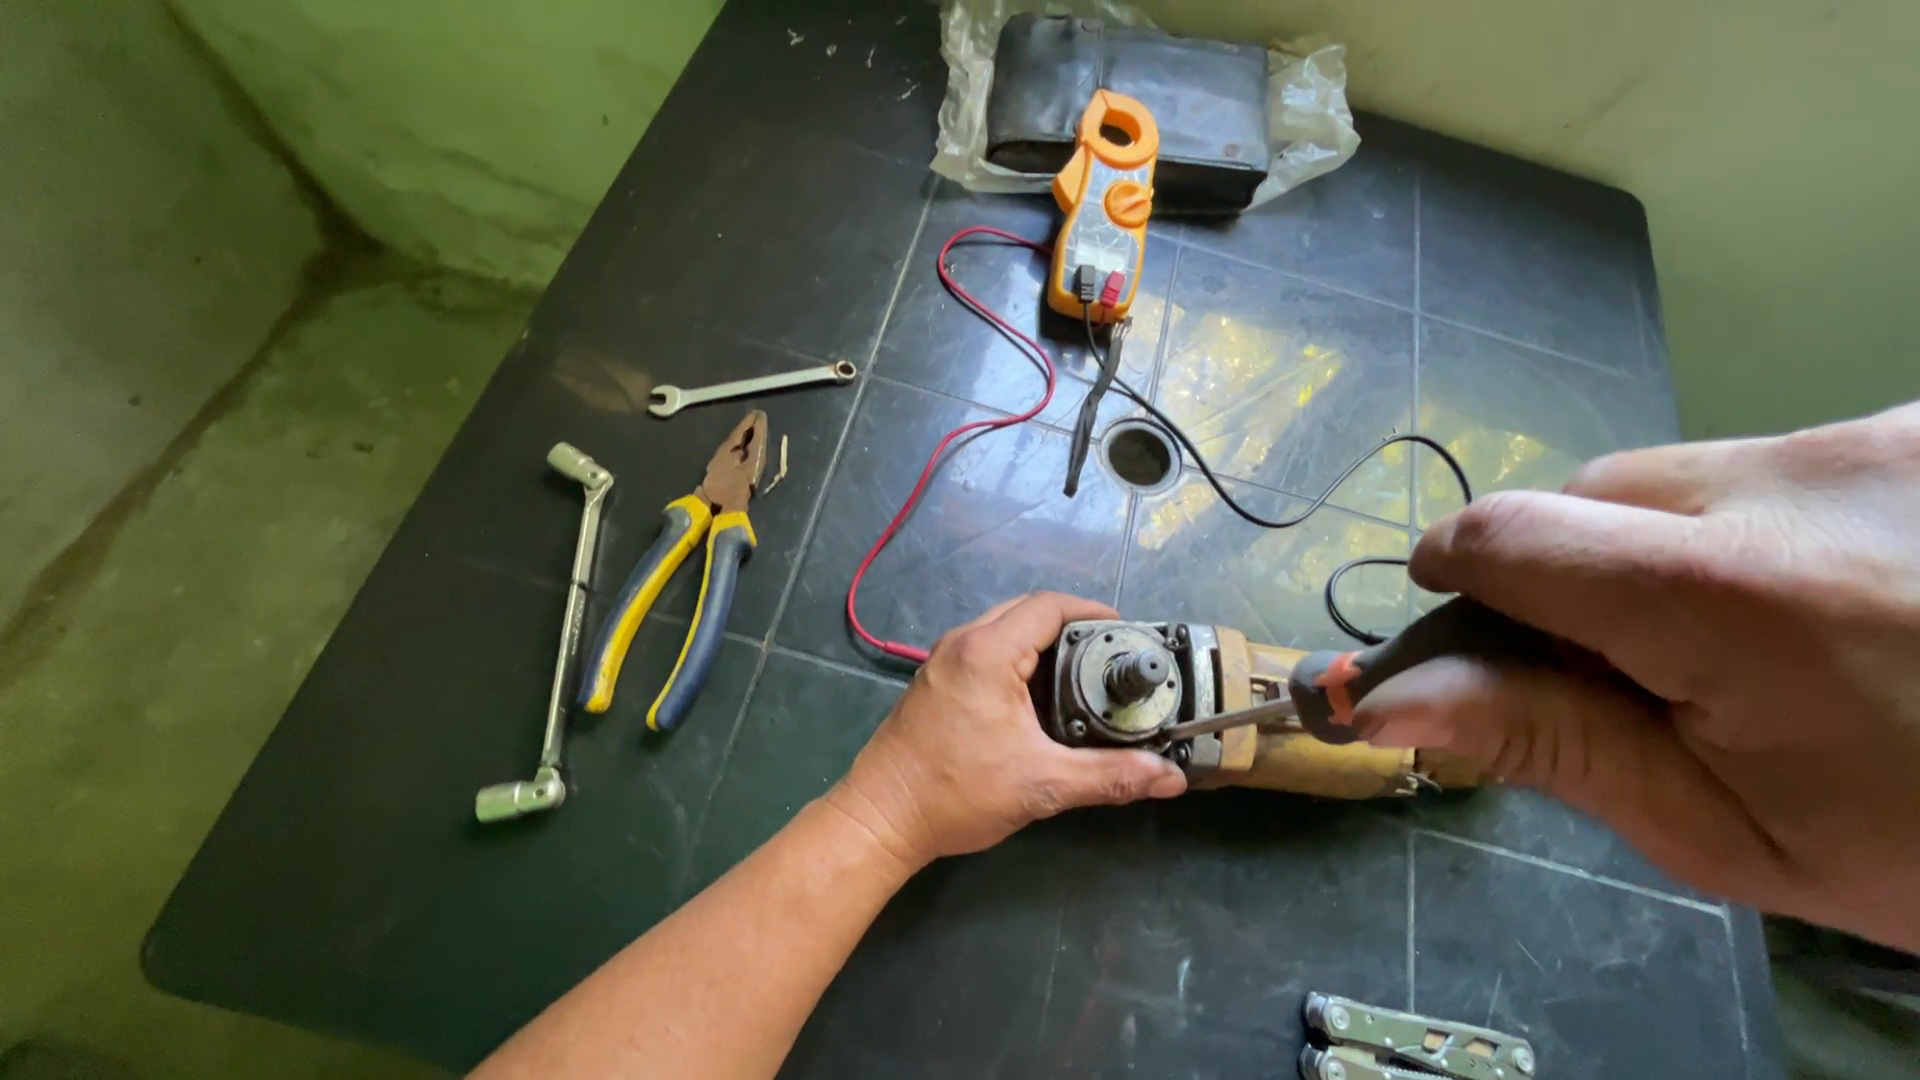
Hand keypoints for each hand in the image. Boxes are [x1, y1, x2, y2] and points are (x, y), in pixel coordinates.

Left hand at [824, 593, 1187, 868]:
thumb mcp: (1041, 785)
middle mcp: (963, 643)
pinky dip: (1020, 657)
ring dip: (1045, 641)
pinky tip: (1042, 694)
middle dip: (1073, 625)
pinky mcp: (937, 679)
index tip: (1126, 633)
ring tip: (1085, 673)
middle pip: (1027, 610)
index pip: (1048, 606)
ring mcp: (944, 659)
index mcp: (987, 653)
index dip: (1092, 612)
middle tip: (1111, 656)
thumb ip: (1109, 777)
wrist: (881, 816)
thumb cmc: (956, 794)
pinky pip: (987, 648)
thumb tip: (1169, 778)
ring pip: (1005, 628)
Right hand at [1358, 402, 1919, 950]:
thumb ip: (1542, 741)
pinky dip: (1747, 521)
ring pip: (1669, 473)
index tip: (1457, 612)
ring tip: (1754, 628)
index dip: (1453, 569)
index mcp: (1733, 602)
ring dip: (1658, 543)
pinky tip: (1835, 586)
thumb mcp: (1723, 830)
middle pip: (1584, 495)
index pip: (1505, 536)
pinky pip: (1762, 460)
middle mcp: (1804, 481)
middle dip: (1568, 569)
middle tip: (1638, 659)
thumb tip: (1380, 703)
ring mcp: (1885, 434)